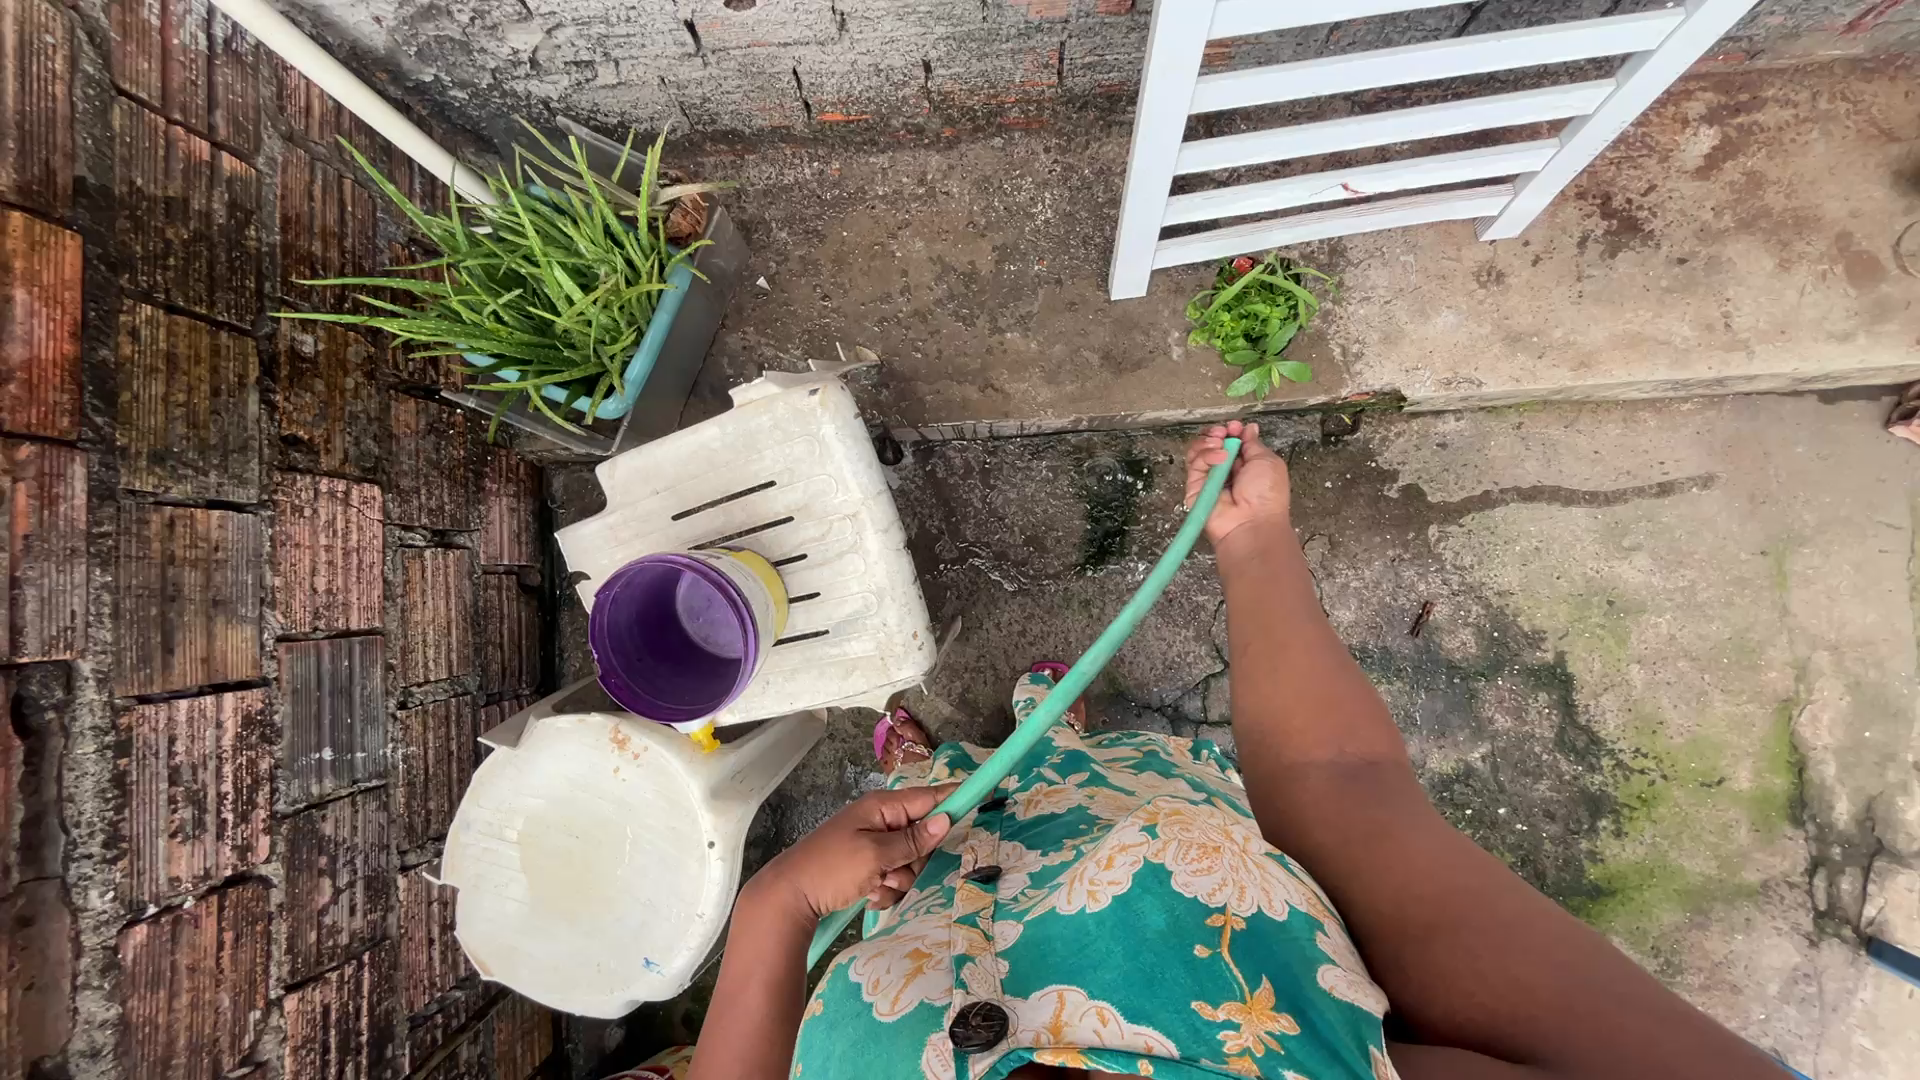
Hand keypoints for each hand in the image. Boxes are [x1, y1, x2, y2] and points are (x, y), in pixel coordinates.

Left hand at [751, 783, 958, 919]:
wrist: (789, 898)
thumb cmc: (830, 869)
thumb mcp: (875, 855)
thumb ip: (912, 840)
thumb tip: (945, 819)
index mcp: (882, 807)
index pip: (928, 797)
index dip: (954, 799)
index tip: (984, 796)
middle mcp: (879, 821)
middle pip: (922, 835)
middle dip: (916, 858)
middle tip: (896, 869)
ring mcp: (872, 845)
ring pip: (909, 861)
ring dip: (899, 878)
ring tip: (875, 886)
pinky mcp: (866, 867)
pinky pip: (893, 876)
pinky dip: (885, 888)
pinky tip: (868, 895)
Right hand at [1184, 420, 1291, 545]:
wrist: (1251, 522)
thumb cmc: (1266, 494)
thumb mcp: (1267, 461)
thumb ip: (1253, 444)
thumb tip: (1248, 428)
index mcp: (1246, 464)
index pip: (1231, 441)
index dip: (1231, 431)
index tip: (1234, 427)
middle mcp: (1226, 471)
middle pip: (1212, 444)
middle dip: (1216, 433)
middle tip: (1222, 433)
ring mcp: (1209, 479)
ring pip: (1199, 452)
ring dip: (1207, 443)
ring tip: (1219, 444)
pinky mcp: (1194, 488)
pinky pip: (1194, 465)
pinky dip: (1205, 456)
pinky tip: (1219, 457)